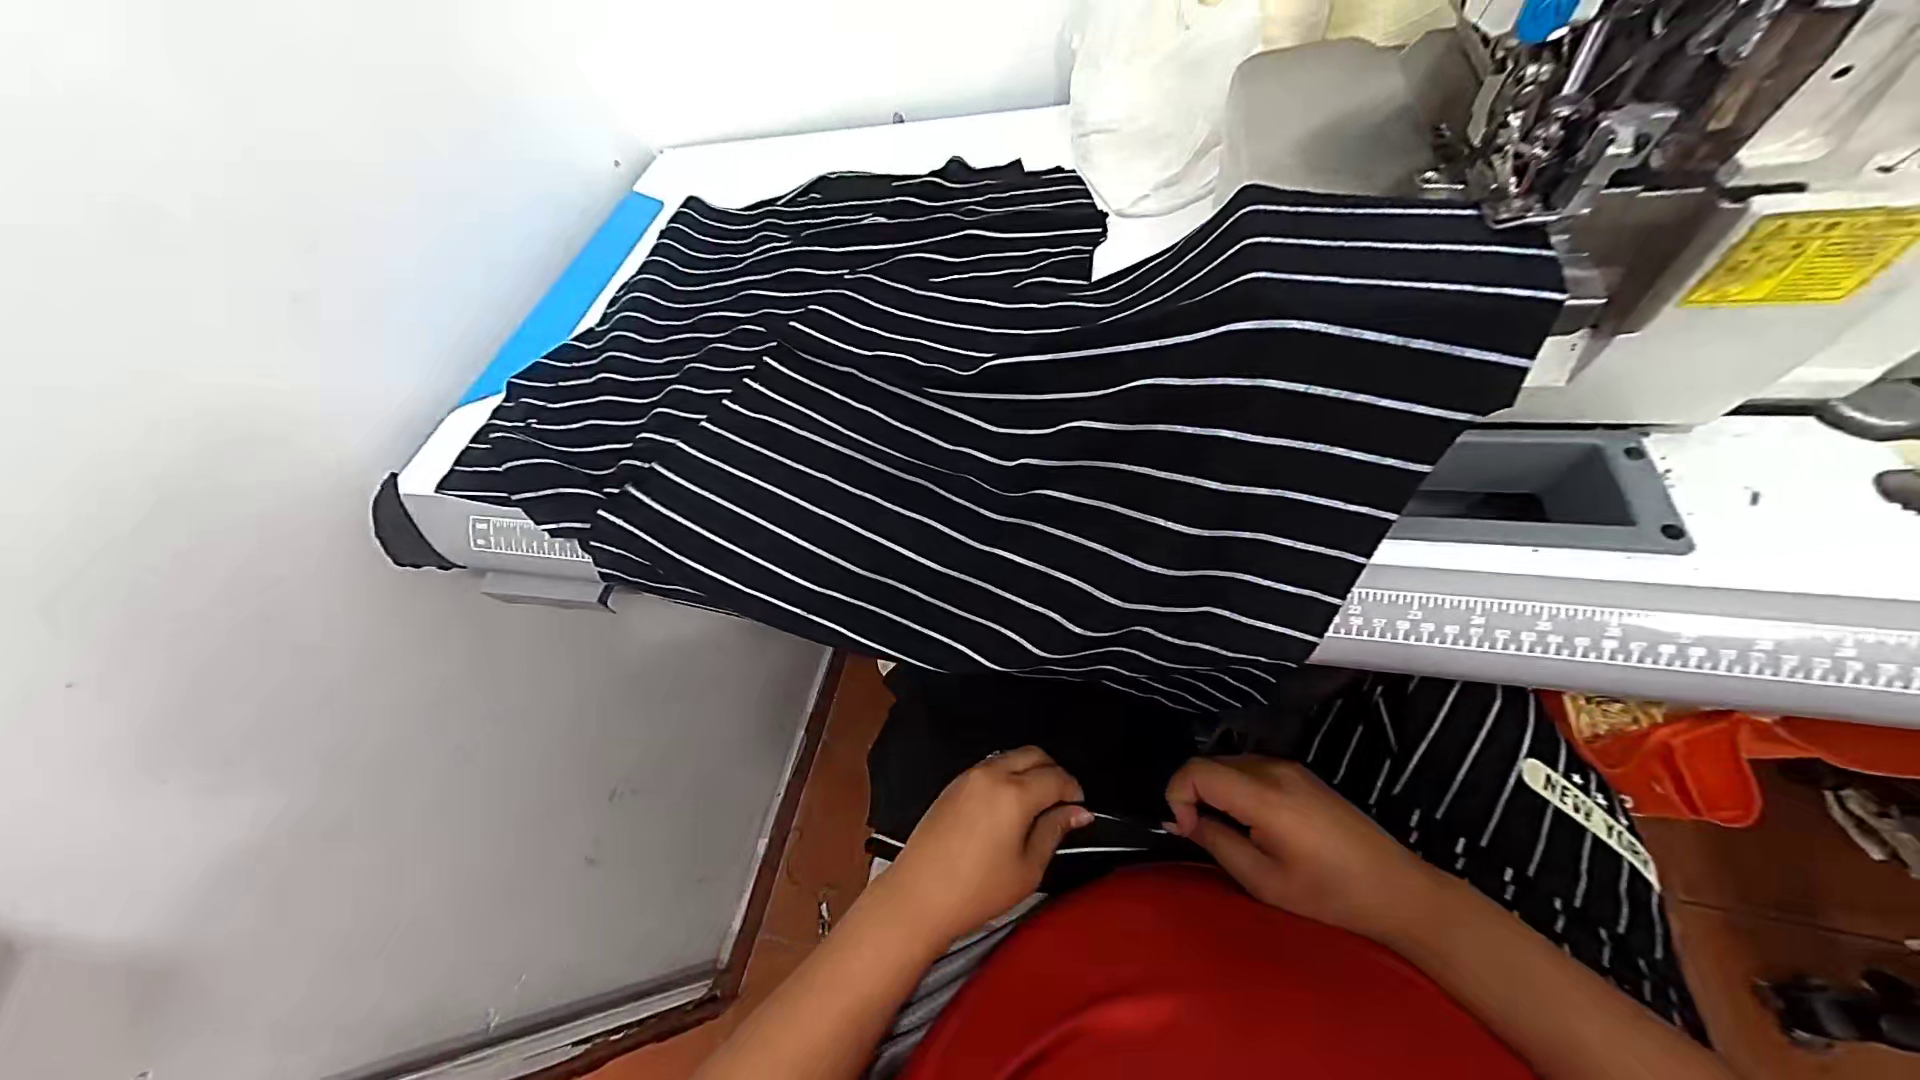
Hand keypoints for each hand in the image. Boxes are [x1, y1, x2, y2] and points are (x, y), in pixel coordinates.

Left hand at [863, 746, 1091, 945]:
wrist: (919, 896)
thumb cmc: (975, 890)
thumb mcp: (1028, 867)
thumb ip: (1054, 830)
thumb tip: (1077, 813)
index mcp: (1014, 793)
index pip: (1056, 777)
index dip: (1074, 790)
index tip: (1079, 807)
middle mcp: (990, 775)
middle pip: (1034, 754)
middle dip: (1054, 772)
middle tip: (1063, 801)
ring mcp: (968, 777)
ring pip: (1010, 757)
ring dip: (1030, 771)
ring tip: (1037, 805)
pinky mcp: (952, 785)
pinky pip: (989, 767)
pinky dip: (1007, 775)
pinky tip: (1010, 806)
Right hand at [1164, 756, 1446, 942]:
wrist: (1398, 890)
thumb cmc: (1330, 895)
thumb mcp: (1264, 881)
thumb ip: (1216, 842)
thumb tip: (1180, 821)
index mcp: (1265, 796)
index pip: (1196, 770)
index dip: (1177, 795)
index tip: (1187, 830)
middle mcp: (1274, 769)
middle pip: (1208, 762)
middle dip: (1192, 793)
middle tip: (1200, 832)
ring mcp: (1289, 767)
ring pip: (1226, 762)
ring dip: (1212, 789)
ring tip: (1225, 828)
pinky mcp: (1299, 772)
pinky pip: (1248, 767)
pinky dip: (1233, 786)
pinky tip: (1249, 819)